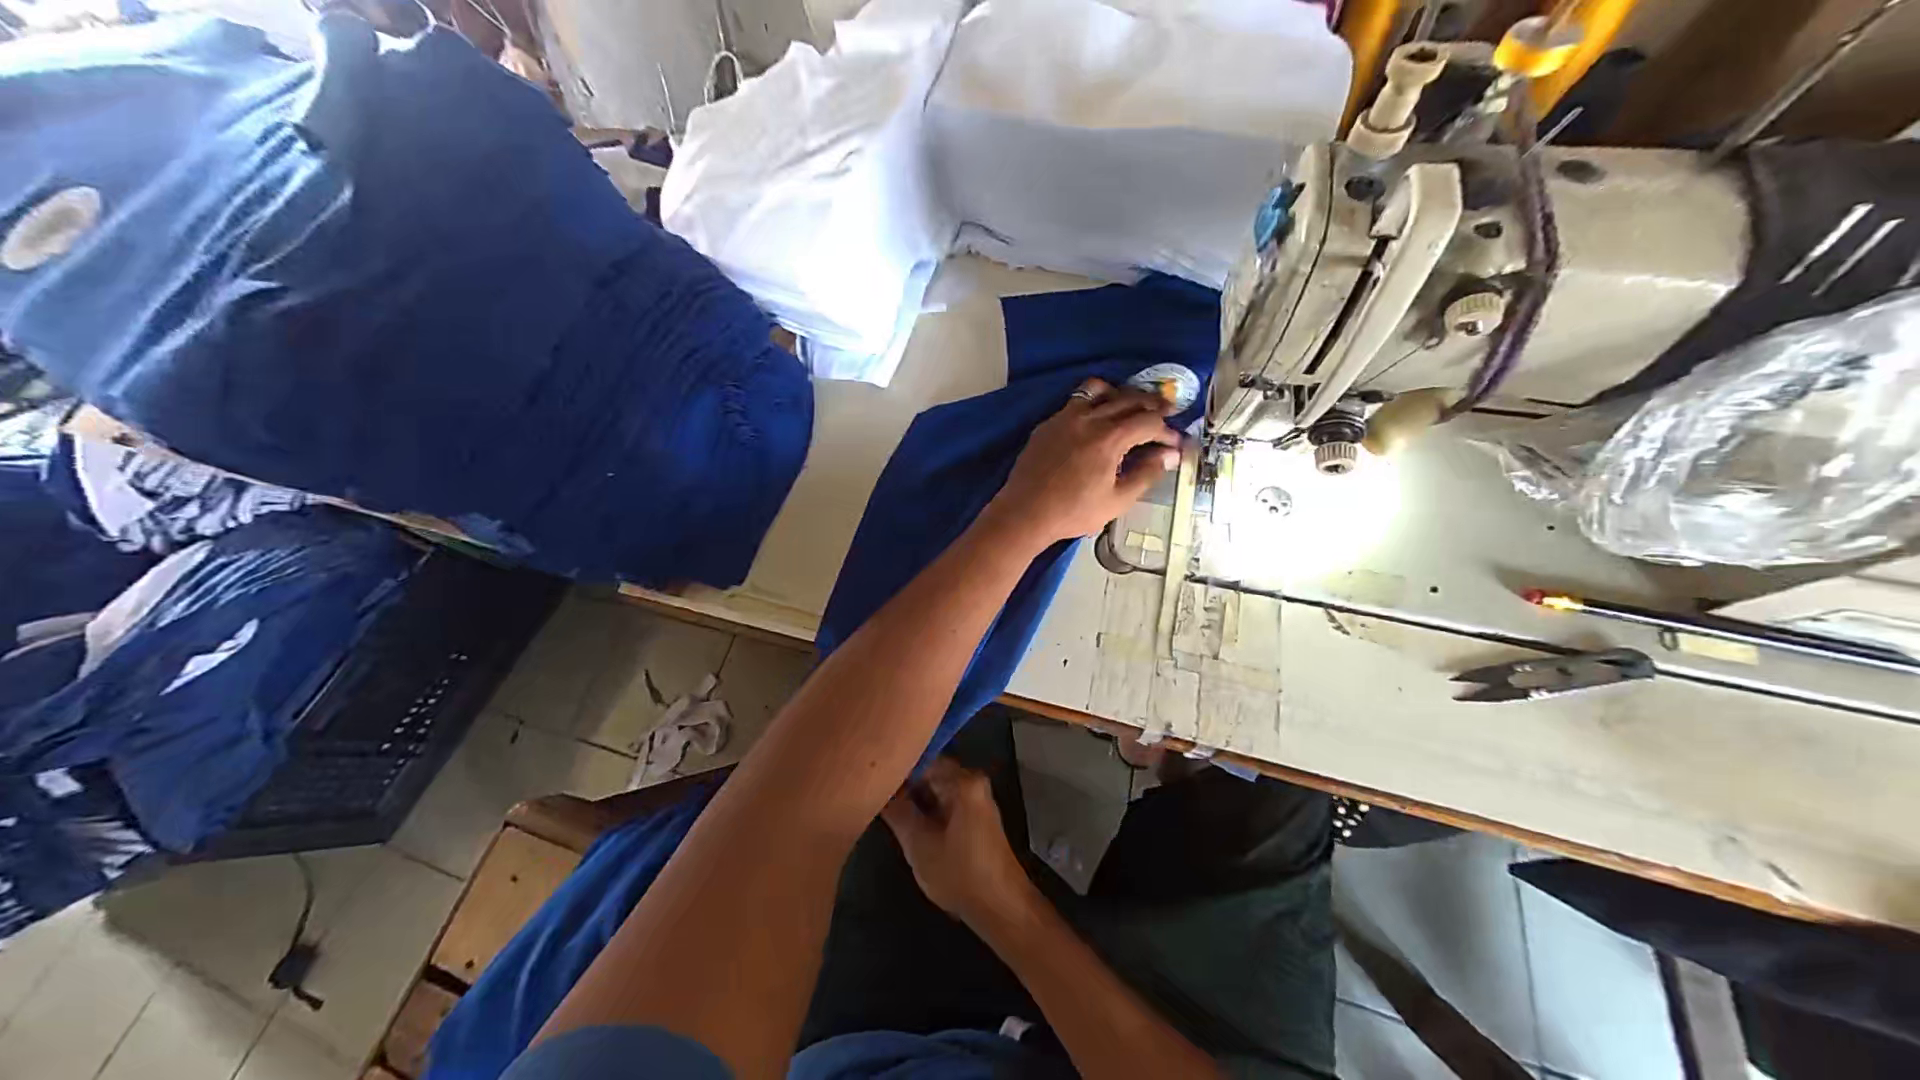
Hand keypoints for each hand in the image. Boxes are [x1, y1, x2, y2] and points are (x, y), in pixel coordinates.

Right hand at [881, 757, 1037, 927]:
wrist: (1001, 908)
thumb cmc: (960, 875)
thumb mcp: (918, 845)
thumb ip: (896, 811)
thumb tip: (877, 786)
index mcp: (963, 780)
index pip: (921, 758)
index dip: (894, 767)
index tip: (869, 774)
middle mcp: (972, 780)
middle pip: (928, 771)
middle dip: (901, 782)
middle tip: (871, 791)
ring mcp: (975, 797)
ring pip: (933, 787)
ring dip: (911, 796)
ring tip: (880, 803)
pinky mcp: (974, 814)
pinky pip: (942, 800)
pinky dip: (924, 807)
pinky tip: (904, 818)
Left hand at [980, 379, 1183, 548]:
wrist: (1025, 513)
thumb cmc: (1072, 512)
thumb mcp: (1117, 500)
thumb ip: (1146, 474)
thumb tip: (1169, 455)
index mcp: (1108, 438)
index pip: (1148, 421)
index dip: (1166, 430)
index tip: (1174, 442)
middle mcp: (1088, 419)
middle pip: (1128, 399)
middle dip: (1152, 405)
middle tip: (1166, 413)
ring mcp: (1065, 417)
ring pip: (1100, 391)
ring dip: (1122, 395)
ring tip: (1132, 406)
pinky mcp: (1048, 423)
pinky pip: (1076, 400)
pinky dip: (1094, 402)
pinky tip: (1097, 418)